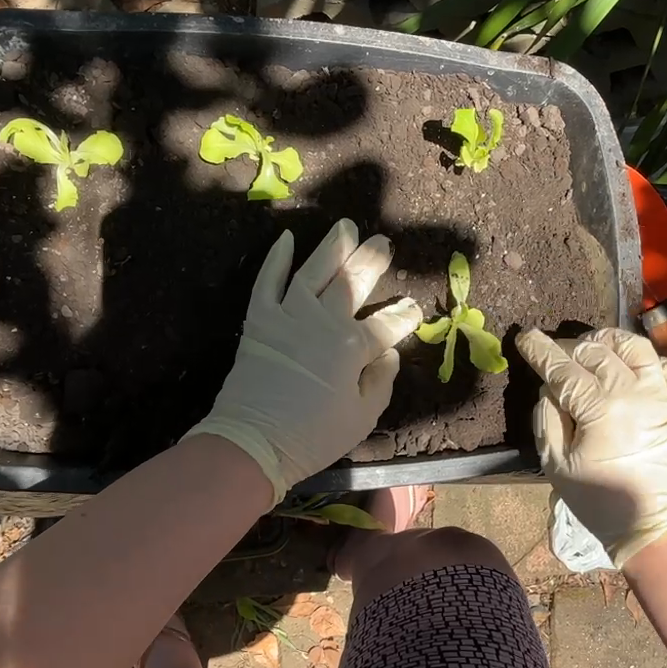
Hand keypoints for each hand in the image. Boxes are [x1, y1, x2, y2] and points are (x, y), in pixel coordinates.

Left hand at [187, 219, 421, 501]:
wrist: (253, 441)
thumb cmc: (313, 436)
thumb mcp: (362, 418)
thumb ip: (381, 382)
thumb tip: (389, 354)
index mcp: (354, 347)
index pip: (388, 324)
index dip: (404, 316)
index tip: (413, 308)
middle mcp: (324, 321)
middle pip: (353, 284)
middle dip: (371, 262)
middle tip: (383, 242)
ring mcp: (288, 315)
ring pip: (314, 271)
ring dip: (332, 247)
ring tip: (347, 226)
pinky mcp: (258, 319)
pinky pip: (267, 281)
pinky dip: (276, 259)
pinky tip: (287, 238)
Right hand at [517, 327, 666, 566]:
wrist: (655, 526)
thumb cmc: (599, 501)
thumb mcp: (556, 465)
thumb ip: (547, 420)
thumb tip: (549, 388)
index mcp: (600, 410)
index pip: (562, 369)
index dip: (540, 351)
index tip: (525, 337)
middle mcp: (633, 394)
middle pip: (596, 352)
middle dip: (569, 346)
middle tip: (555, 352)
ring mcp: (662, 397)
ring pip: (636, 348)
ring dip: (610, 340)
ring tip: (593, 345)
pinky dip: (653, 360)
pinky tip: (635, 366)